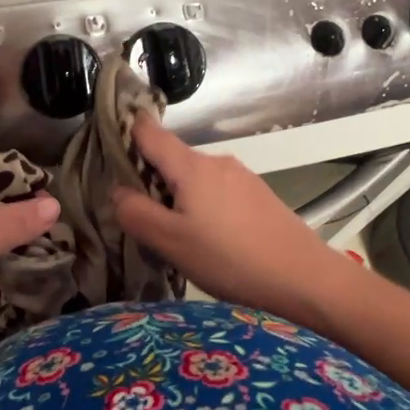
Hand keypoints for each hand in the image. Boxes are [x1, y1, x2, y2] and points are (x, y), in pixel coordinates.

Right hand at [113, 115, 360, 329]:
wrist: (306, 279)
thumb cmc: (232, 260)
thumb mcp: (172, 242)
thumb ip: (135, 213)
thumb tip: (117, 190)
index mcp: (191, 165)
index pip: (147, 131)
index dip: (123, 132)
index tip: (103, 150)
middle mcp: (216, 161)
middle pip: (170, 158)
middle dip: (149, 180)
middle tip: (138, 218)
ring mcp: (241, 177)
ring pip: (193, 178)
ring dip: (177, 198)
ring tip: (175, 238)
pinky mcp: (258, 196)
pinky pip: (216, 192)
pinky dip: (202, 207)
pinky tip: (209, 242)